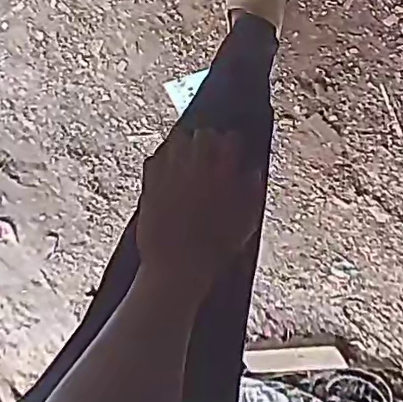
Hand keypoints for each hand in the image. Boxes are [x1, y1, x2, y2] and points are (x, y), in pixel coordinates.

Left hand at [134, 129, 259, 295]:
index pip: (230, 139)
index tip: (232, 153)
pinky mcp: (150, 180)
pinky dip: (164, 160)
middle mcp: (195, 165)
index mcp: (223, 171)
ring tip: (189, 160)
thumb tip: (253, 172)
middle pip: (202, 134)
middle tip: (210, 155)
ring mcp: (170, 170)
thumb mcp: (245, 223)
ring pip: (177, 140)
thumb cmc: (215, 249)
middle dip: (208, 141)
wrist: (175, 267)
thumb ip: (251, 192)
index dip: (233, 145)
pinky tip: (169, 172)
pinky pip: (156, 158)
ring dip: (185, 146)